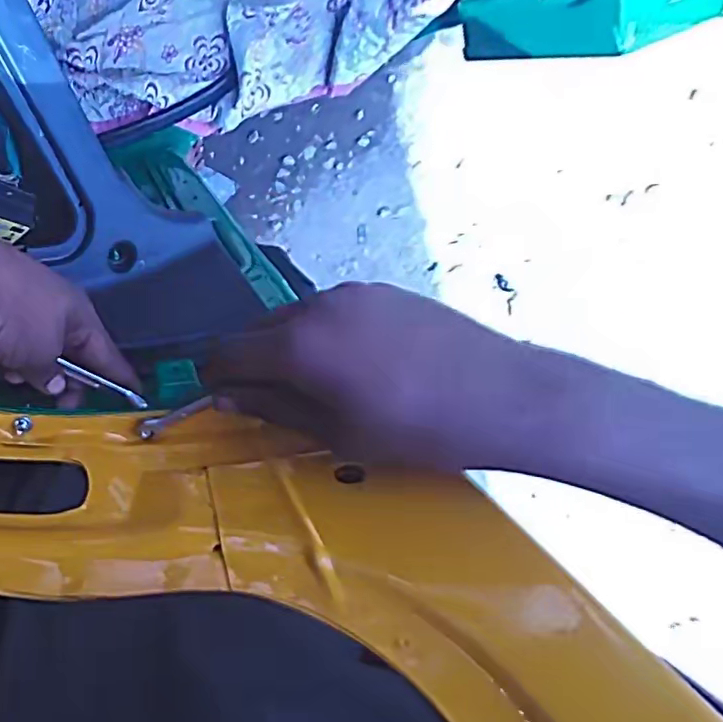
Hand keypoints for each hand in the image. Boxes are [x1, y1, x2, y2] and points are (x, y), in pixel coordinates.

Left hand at [0, 230, 137, 406]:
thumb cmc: (10, 313)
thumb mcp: (38, 353)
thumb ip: (50, 373)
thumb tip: (54, 384)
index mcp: (79, 312)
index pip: (107, 352)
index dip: (119, 376)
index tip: (133, 394)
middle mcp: (57, 302)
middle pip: (73, 350)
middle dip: (67, 377)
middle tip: (58, 402)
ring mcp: (26, 299)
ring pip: (41, 345)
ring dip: (35, 368)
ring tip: (19, 380)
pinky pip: (15, 336)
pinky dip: (13, 354)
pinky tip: (1, 364)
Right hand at [204, 283, 564, 470]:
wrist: (510, 396)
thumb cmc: (417, 429)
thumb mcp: (336, 432)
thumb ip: (271, 409)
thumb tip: (225, 397)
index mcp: (297, 345)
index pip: (227, 352)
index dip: (212, 374)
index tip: (214, 393)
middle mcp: (314, 307)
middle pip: (254, 329)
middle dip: (248, 360)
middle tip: (265, 394)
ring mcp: (348, 293)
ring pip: (290, 316)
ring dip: (282, 344)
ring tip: (313, 379)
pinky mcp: (377, 289)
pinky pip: (325, 309)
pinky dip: (316, 331)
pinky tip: (349, 359)